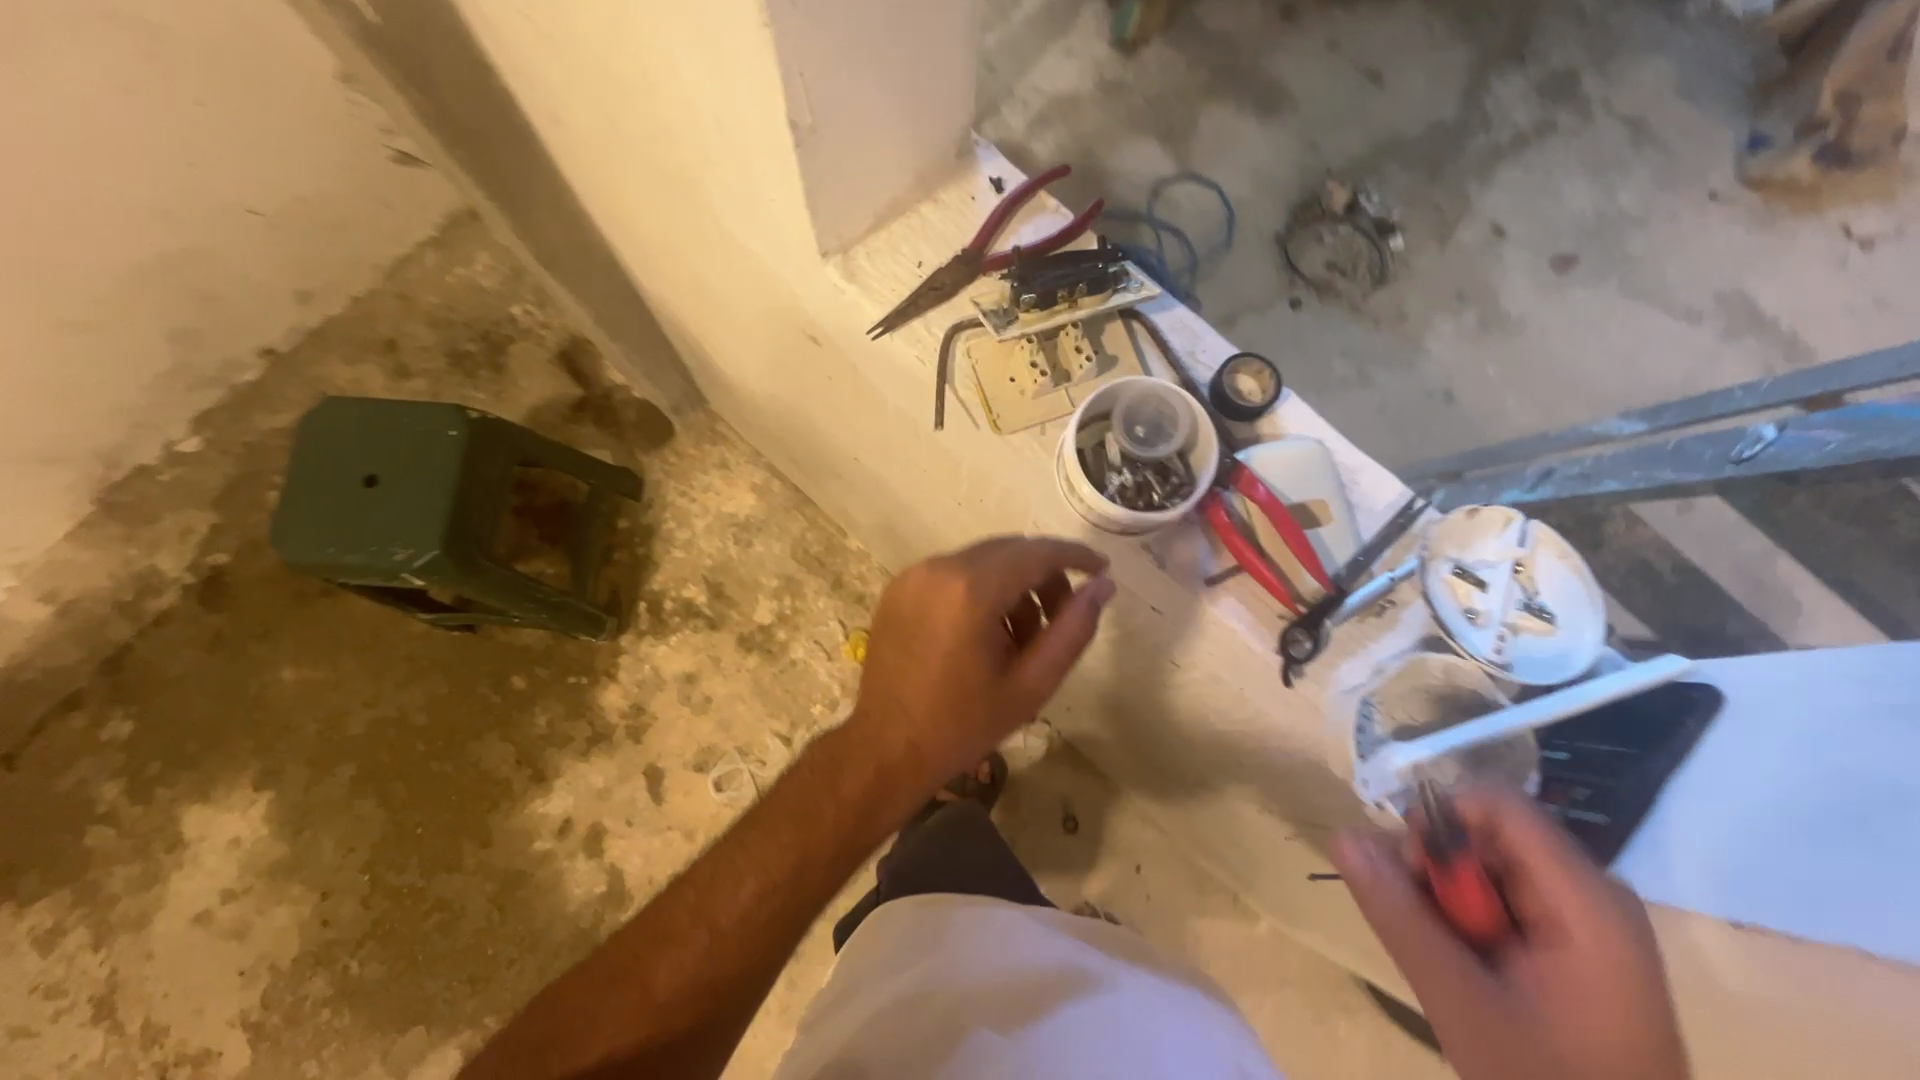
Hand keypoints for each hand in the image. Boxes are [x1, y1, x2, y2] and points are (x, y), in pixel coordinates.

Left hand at [844, 536, 1114, 793]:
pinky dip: (979, 591)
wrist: (886, 749)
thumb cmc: (963, 725)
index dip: (1075, 556)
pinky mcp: (898, 590)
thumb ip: (1073, 630)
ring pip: (982, 561)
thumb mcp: (1031, 684)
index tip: (1101, 570)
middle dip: (1043, 576)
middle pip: (1009, 551)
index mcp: (971, 589)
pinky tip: (983, 637)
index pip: (1037, 553)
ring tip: (1018, 642)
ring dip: (1011, 587)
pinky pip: (952, 574)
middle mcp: (939, 568)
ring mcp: (913, 576)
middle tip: (1060, 620)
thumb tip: (1103, 586)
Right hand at [1333, 787, 1687, 1079]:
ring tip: (1440, 956)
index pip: (1497, 805)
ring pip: (1492, 870)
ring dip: (1449, 899)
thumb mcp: (1460, 1001)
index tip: (1401, 867)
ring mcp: (1589, 921)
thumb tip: (1343, 836)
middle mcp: (1593, 894)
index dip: (1438, 820)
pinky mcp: (1578, 946)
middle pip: (1491, 836)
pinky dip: (1471, 921)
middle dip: (1437, 867)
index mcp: (1585, 900)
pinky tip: (1464, 966)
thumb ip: (1400, 914)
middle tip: (1415, 922)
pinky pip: (1507, 901)